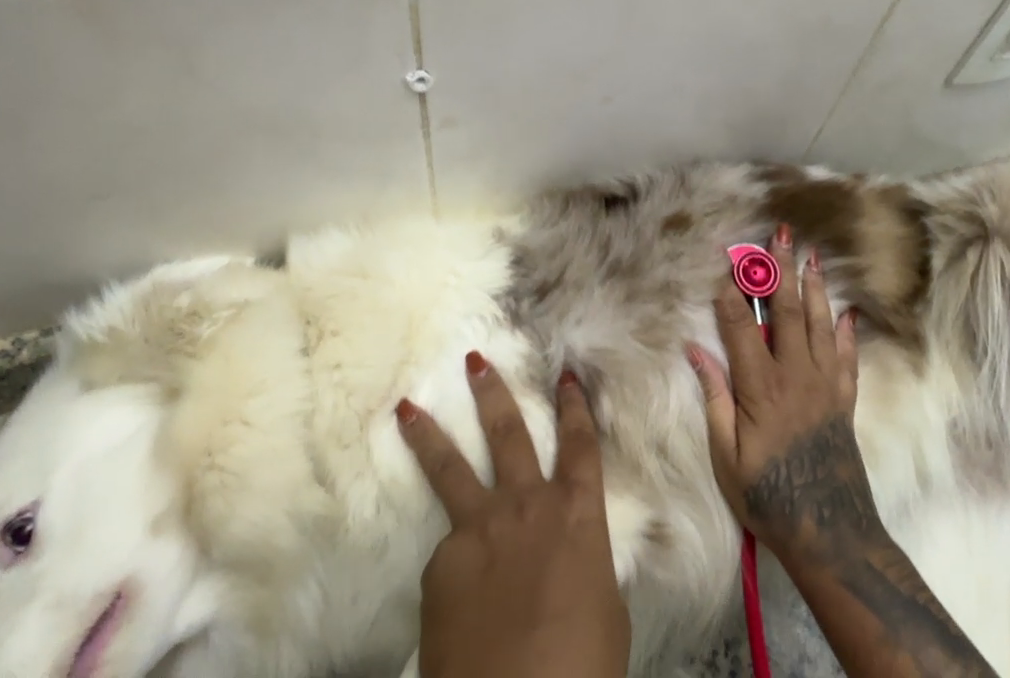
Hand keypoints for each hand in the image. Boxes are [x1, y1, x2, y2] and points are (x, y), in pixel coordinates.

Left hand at [396, 354, 630, 677]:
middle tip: (475, 361)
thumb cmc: (580, 659)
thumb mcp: (603, 606)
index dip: (576, 408)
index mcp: (577, 514)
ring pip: (452, 468)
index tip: (567, 375)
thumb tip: (568, 559)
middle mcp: (527, 506)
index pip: (580, 446)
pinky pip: (450, 551)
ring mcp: (479, 529)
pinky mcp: (442, 562)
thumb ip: (581, 563)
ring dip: (430, 434)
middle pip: (510, 435)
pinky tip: (462, 600)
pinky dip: (455, 563)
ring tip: (405, 407)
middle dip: (494, 394)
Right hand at [686, 226, 870, 569]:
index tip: (726, 259)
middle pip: (786, 312)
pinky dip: (846, 331)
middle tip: (779, 234)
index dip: (732, 292)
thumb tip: (696, 351)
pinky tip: (846, 311)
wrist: (827, 529)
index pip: (742, 327)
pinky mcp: (844, 400)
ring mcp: (825, 385)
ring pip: (819, 324)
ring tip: (812, 255)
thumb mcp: (726, 454)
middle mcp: (796, 376)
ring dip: (814, 287)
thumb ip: (715, 398)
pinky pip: (847, 356)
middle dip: (780, 271)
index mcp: (761, 387)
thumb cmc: (766, 495)